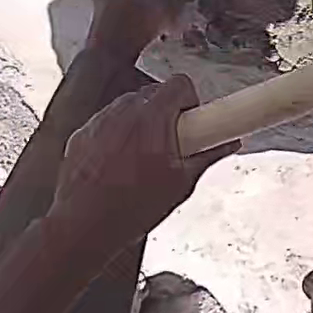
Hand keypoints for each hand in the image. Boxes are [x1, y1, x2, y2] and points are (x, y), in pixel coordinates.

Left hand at [49, 74, 237, 254]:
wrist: (82, 229)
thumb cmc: (132, 209)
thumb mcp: (181, 184)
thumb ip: (208, 155)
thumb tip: (230, 142)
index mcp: (153, 117)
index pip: (179, 84)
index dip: (189, 99)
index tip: (190, 119)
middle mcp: (125, 111)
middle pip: (154, 94)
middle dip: (165, 112)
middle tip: (170, 143)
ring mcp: (100, 120)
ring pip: (129, 106)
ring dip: (140, 121)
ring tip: (141, 158)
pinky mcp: (82, 133)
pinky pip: (106, 122)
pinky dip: (115, 135)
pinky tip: (116, 165)